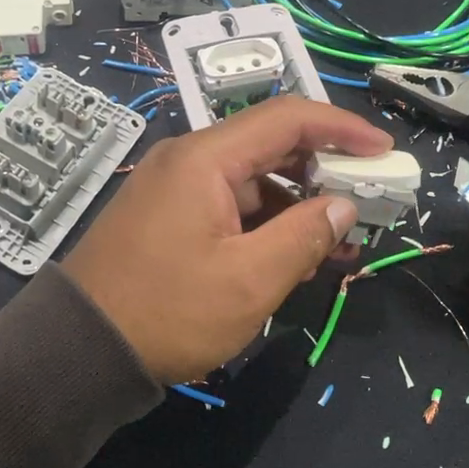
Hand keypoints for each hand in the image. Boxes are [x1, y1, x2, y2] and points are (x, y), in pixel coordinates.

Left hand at [63, 97, 389, 382]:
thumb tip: (343, 204)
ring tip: (339, 249)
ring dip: (296, 207)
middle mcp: (187, 159)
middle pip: (269, 146)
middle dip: (324, 172)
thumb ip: (303, 235)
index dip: (343, 128)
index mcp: (205, 158)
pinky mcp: (167, 216)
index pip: (287, 118)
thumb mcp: (249, 281)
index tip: (386, 151)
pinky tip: (293, 258)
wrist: (81, 348)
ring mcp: (173, 188)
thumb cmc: (169, 312)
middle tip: (370, 205)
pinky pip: (227, 206)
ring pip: (251, 181)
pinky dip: (264, 225)